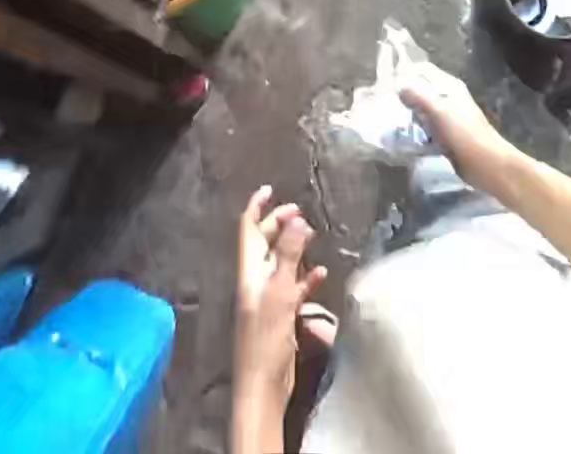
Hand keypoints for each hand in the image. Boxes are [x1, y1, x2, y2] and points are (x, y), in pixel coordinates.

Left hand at [232, 185, 325, 453]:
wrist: (263, 383)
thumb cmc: (266, 333)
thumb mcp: (279, 289)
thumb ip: (289, 254)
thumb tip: (297, 219)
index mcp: (249, 268)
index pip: (249, 227)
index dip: (257, 206)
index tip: (270, 188)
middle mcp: (256, 277)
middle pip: (265, 242)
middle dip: (280, 223)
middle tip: (299, 210)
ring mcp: (268, 296)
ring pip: (281, 262)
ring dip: (294, 247)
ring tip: (312, 235)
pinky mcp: (280, 314)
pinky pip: (293, 287)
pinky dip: (305, 277)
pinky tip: (321, 273)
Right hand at [399, 64, 522, 196]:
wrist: (488, 167)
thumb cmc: (465, 136)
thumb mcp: (439, 112)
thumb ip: (418, 96)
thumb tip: (398, 86)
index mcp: (449, 86)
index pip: (422, 70)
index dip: (404, 73)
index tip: (386, 83)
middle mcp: (448, 98)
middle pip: (421, 90)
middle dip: (403, 95)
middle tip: (383, 103)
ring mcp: (448, 117)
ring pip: (421, 110)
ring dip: (407, 114)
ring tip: (388, 120)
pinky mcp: (446, 136)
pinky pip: (425, 128)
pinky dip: (414, 130)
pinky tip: (402, 137)